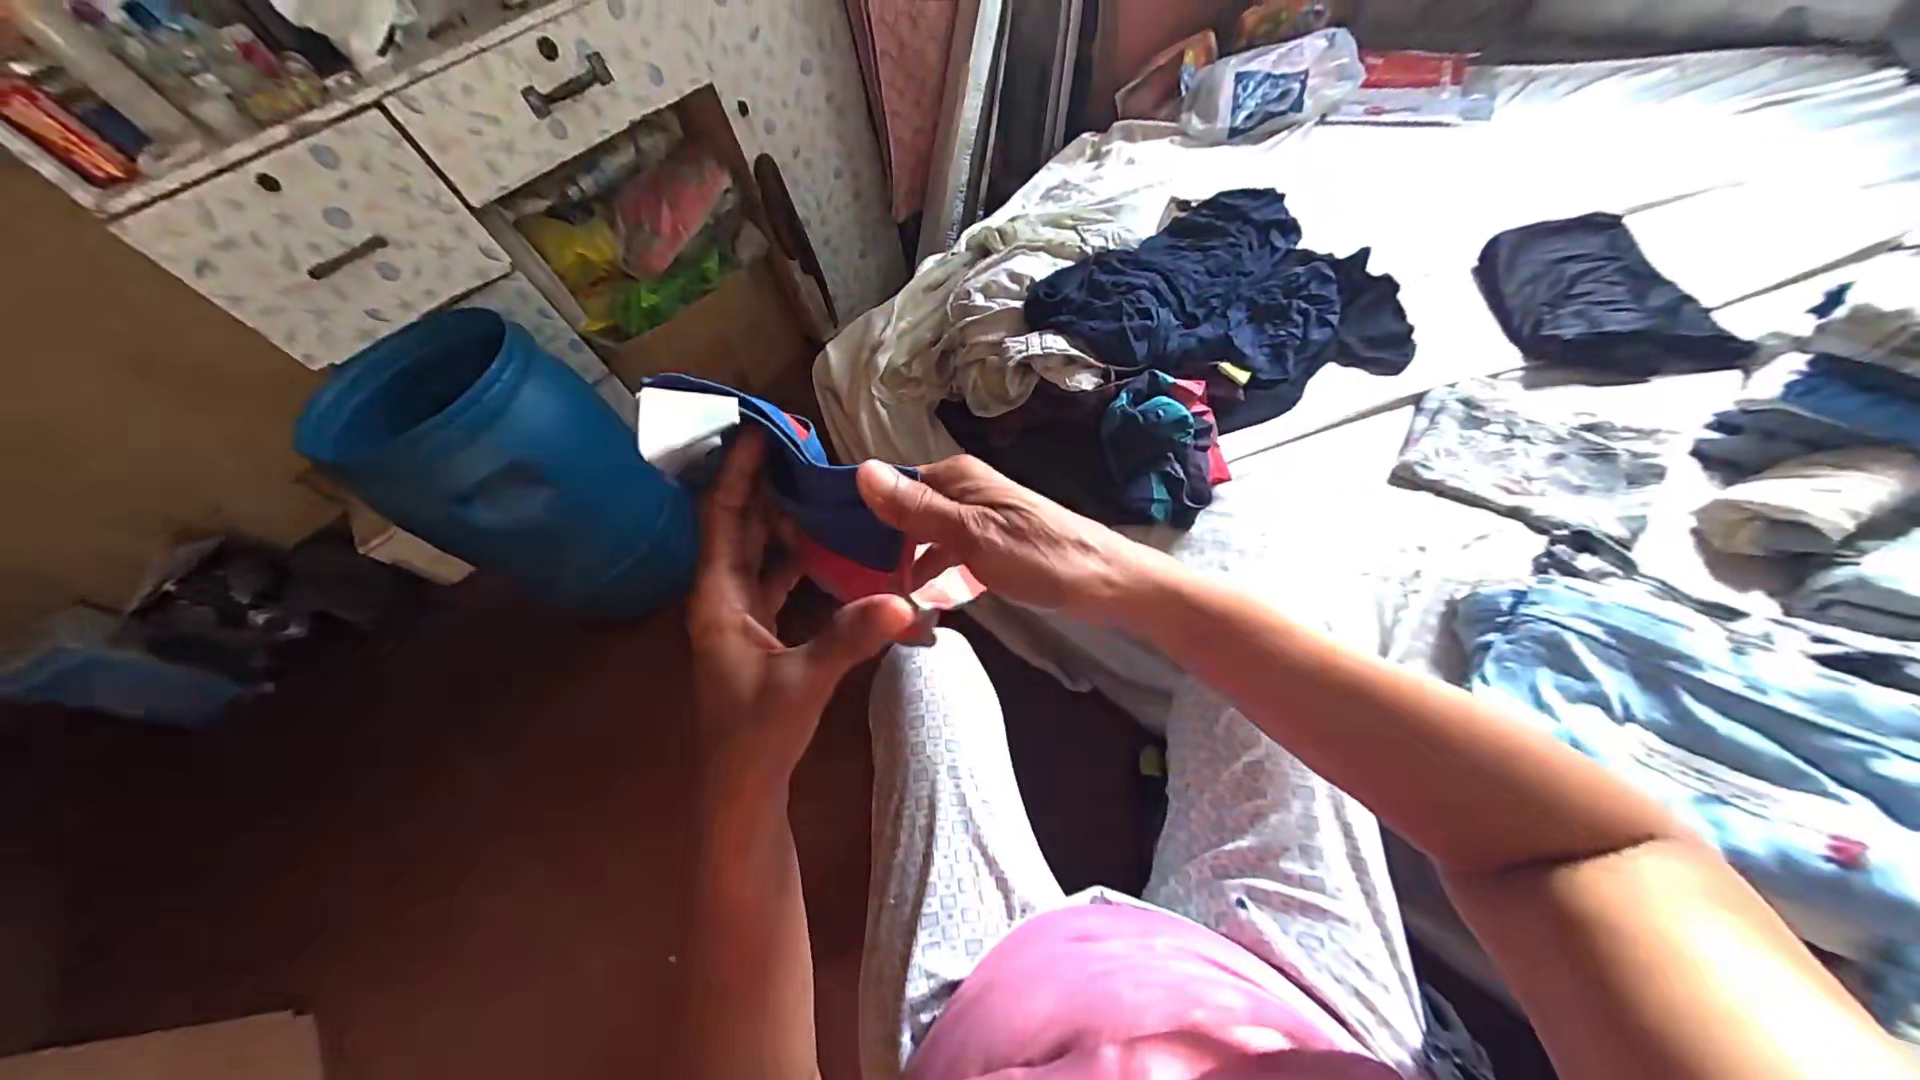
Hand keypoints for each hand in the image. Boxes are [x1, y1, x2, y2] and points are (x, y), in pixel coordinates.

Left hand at [688, 429, 918, 783]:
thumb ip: (850, 637)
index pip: (722, 518)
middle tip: (800, 449)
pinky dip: (793, 553)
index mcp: (718, 598)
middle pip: (738, 525)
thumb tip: (904, 602)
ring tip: (816, 486)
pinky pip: (774, 575)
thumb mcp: (804, 681)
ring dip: (779, 517)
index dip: (735, 473)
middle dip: (762, 485)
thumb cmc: (756, 733)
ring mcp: (740, 613)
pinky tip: (822, 542)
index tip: (757, 432)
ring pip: (757, 549)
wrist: (742, 785)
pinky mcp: (759, 629)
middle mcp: (723, 596)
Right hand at [855, 454, 1155, 619]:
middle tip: (854, 585)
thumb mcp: (971, 535)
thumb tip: (861, 471)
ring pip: (924, 536)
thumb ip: (917, 508)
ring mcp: (977, 518)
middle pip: (905, 512)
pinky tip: (921, 599)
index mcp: (956, 477)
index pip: (891, 486)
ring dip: (905, 563)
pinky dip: (933, 573)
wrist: (1105, 583)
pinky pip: (947, 554)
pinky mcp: (989, 544)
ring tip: (882, 597)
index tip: (832, 551)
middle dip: (881, 544)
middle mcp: (963, 490)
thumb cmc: (1039, 556)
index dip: (862, 514)